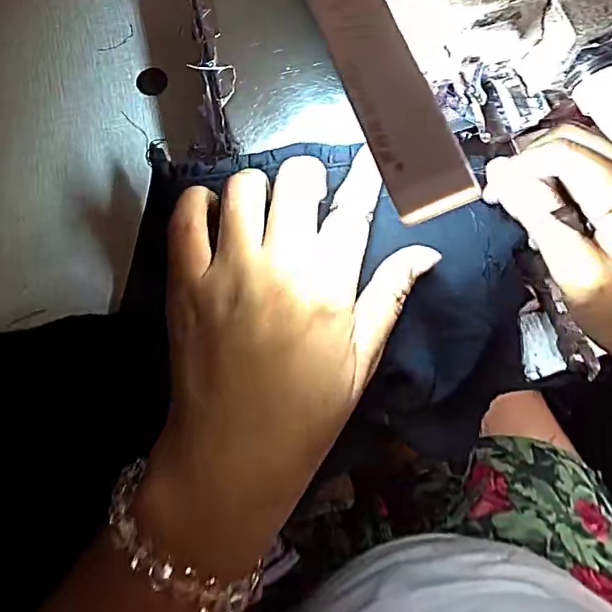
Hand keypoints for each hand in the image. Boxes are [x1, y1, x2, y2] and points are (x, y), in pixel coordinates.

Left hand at [145, 149, 438, 568]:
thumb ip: (390, 296)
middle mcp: (278, 268)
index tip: (373, 152)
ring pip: (244, 186)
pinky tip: (218, 217)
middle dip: (310, 177)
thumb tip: (427, 253)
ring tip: (264, 211)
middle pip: (296, 180)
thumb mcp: (361, 360)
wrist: (230, 458)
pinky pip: (186, 215)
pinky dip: (202, 202)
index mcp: (328, 289)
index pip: (353, 210)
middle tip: (310, 197)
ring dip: (261, 188)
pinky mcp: (184, 282)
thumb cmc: (307, 413)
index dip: (367, 174)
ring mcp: (226, 271)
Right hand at [484, 125, 611, 390]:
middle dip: (533, 164)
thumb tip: (505, 176)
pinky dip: (571, 178)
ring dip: (550, 170)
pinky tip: (564, 208)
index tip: (499, 188)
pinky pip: (599, 161)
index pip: (565, 153)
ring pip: (584, 146)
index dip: (522, 167)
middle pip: (574, 140)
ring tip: (536, 208)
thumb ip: (540, 218)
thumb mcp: (577, 277)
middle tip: (509, 197)